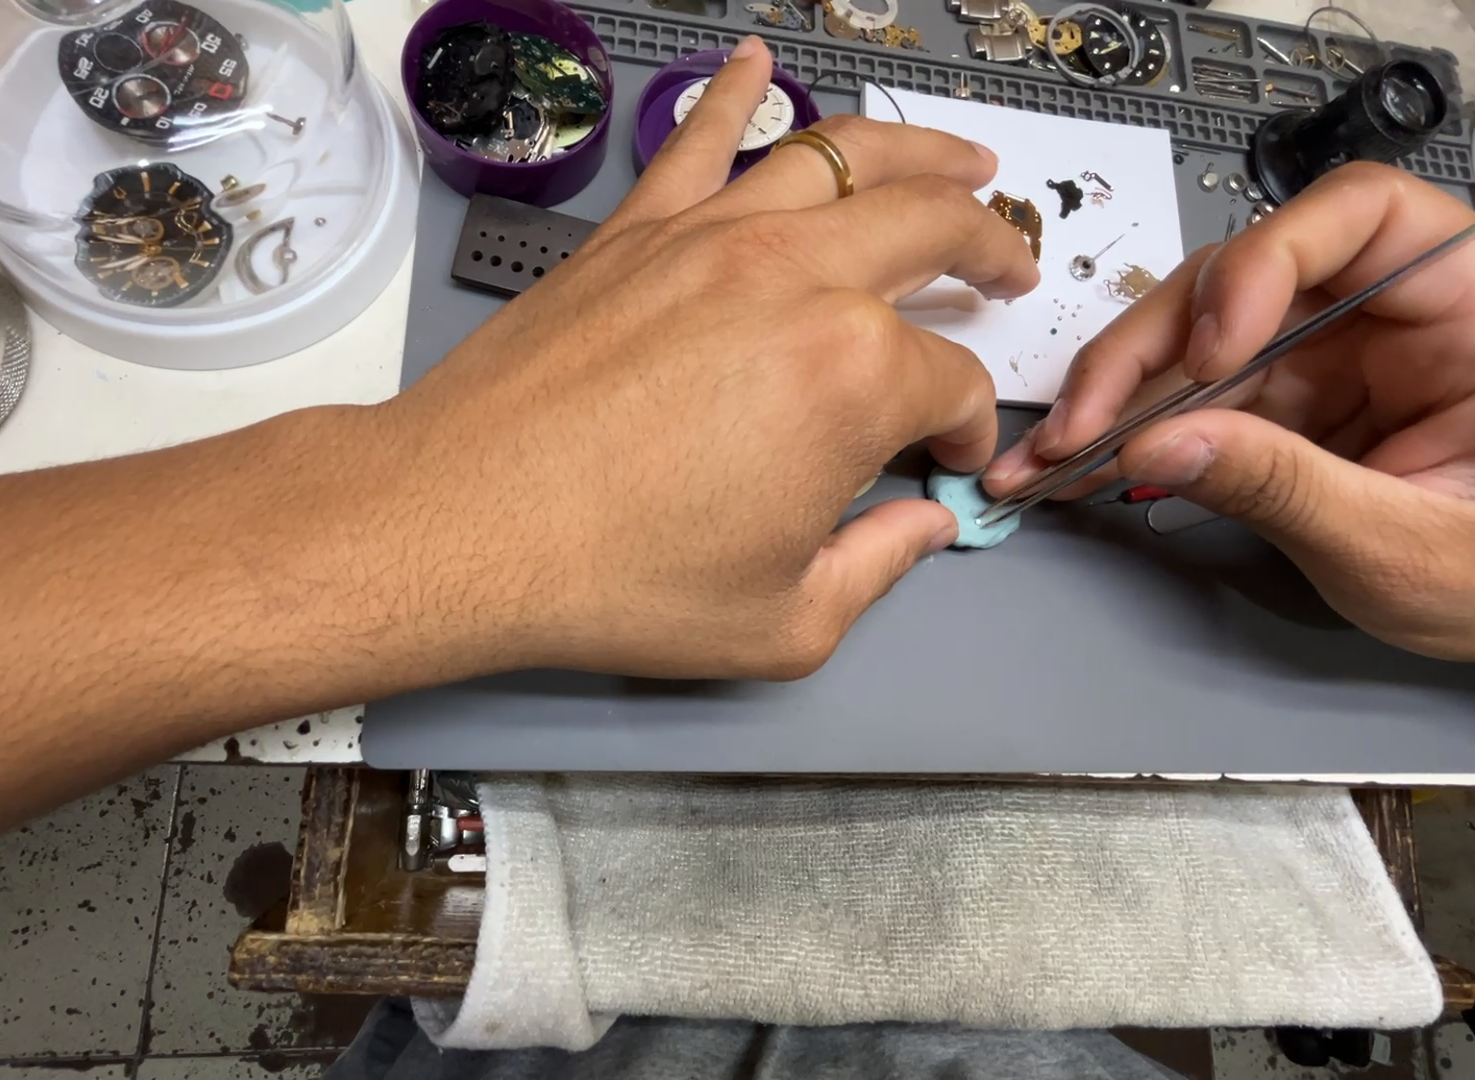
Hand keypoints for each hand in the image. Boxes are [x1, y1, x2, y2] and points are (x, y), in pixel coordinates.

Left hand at [378, 38, 1037, 678]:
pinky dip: (736, 94)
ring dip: (918, 151)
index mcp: (852, 382)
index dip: (963, 430)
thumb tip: (924, 527)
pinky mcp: (634, 233)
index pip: (949, 389)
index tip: (942, 463)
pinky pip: (700, 138)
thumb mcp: (782, 623)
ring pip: (843, 158)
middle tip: (1010, 266)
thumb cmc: (618, 582)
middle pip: (931, 230)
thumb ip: (878, 568)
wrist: (465, 528)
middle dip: (991, 247)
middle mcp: (796, 282)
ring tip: (961, 157)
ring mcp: (710, 240)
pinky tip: (755, 66)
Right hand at [982, 163, 1474, 681]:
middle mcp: (1386, 318)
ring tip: (1041, 464)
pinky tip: (1071, 468)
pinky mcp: (1281, 400)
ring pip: (1185, 344)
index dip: (1263, 265)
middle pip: (1233, 284)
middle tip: (1071, 436)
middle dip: (1136, 359)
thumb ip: (1286, 491)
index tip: (1205, 357)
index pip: (1363, 218)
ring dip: (1104, 404)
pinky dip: (1121, 437)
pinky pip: (1183, 401)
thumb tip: (1153, 447)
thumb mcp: (1417, 553)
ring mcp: (1324, 359)